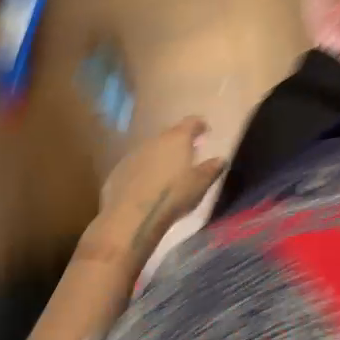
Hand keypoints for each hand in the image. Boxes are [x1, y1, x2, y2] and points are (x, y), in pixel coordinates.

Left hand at [84, 116, 225, 263]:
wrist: (131, 217)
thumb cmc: (173, 196)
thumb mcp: (200, 185)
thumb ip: (211, 169)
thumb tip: (221, 159)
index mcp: (177, 138)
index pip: (192, 122)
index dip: (200, 125)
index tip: (205, 131)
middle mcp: (155, 139)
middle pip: (170, 135)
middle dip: (179, 142)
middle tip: (187, 154)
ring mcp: (134, 153)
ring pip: (152, 149)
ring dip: (160, 156)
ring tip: (167, 172)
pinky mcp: (118, 170)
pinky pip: (136, 165)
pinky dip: (144, 170)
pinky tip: (147, 186)